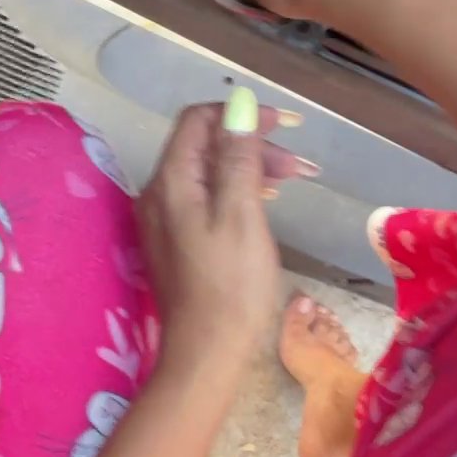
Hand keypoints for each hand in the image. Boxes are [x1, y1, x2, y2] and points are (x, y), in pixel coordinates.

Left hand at [136, 100, 309, 378]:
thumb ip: (238, 156)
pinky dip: (235, 192)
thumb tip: (237, 104)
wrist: (206, 352)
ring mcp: (163, 220)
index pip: (197, 121)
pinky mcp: (175, 241)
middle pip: (203, 147)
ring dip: (249, 168)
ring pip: (207, 174)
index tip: (284, 125)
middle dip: (251, 144)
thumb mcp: (241, 213)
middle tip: (299, 166)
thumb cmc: (231, 285)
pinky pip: (204, 199)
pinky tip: (263, 202)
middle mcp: (157, 194)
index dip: (239, 113)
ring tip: (294, 182)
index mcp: (169, 182)